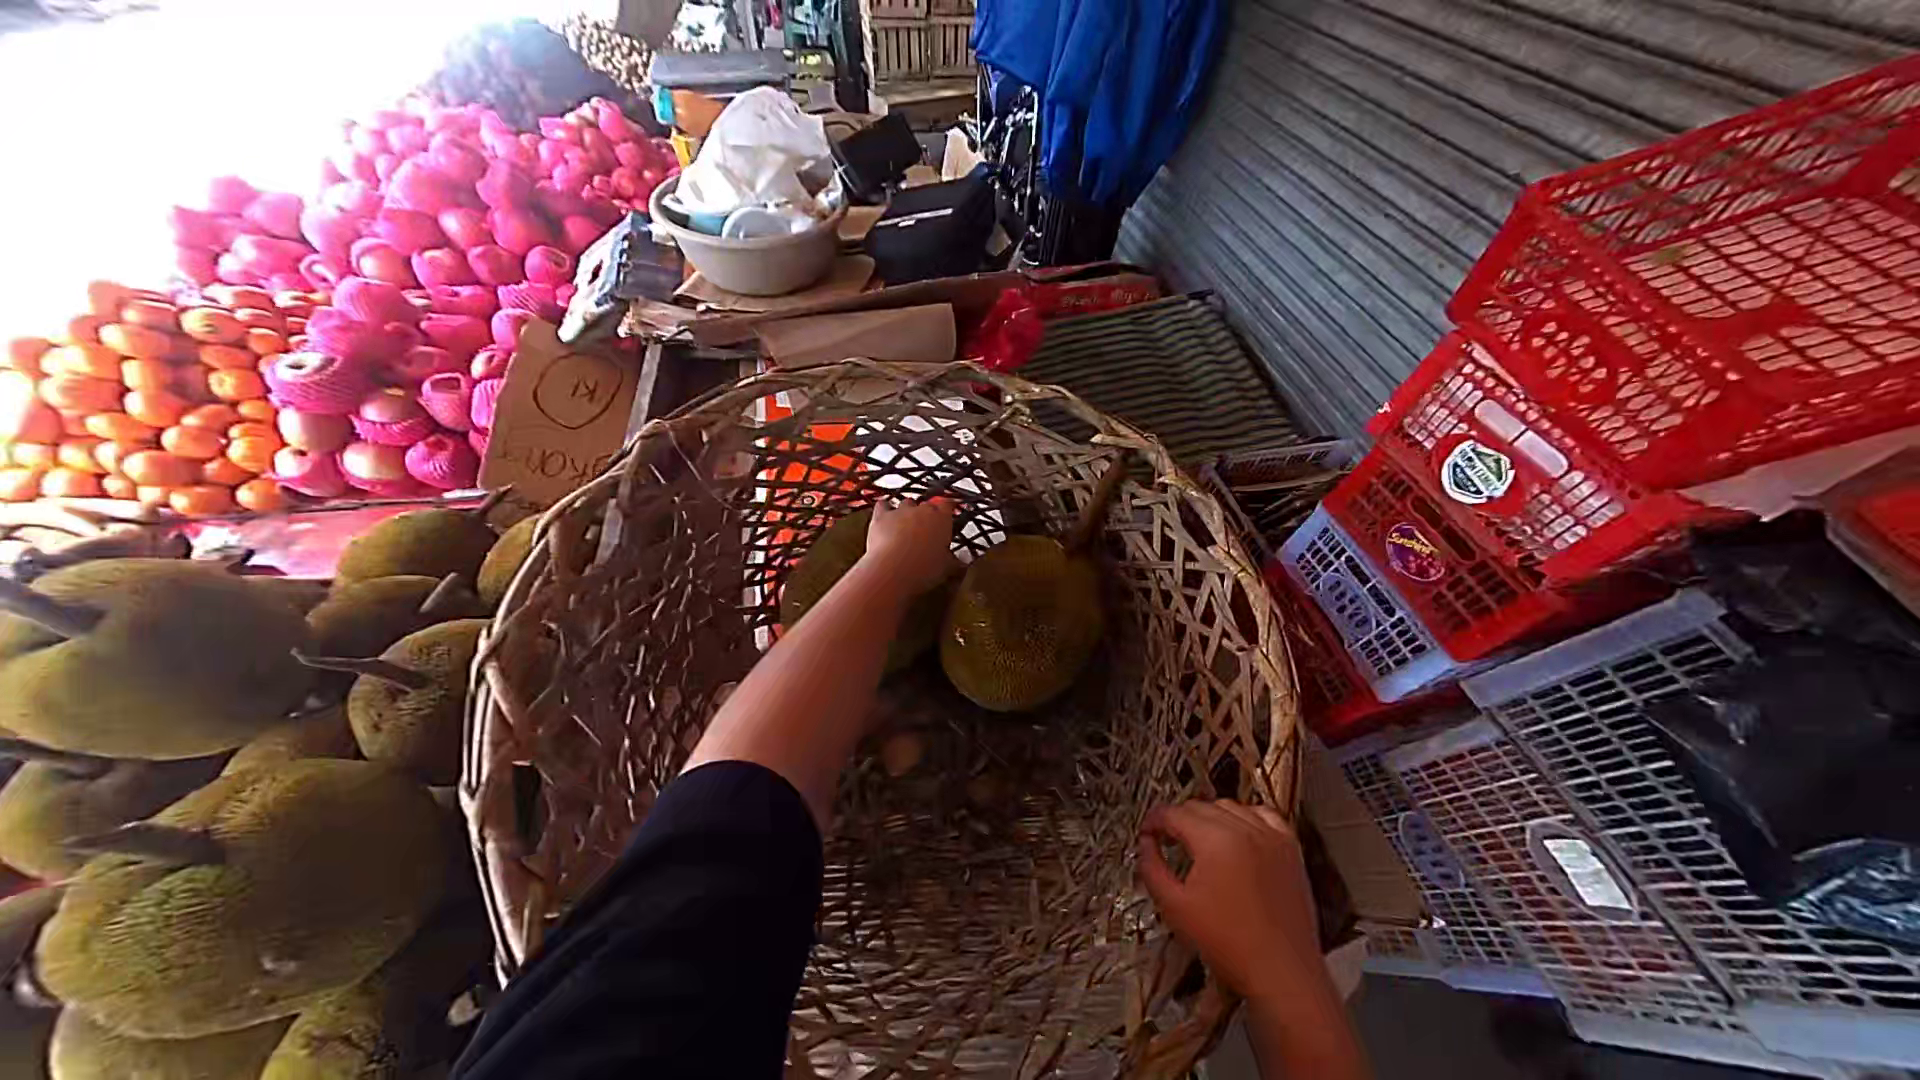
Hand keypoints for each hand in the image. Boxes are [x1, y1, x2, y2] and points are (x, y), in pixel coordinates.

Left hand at [862, 498, 954, 595]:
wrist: (895, 569)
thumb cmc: (923, 567)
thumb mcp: (946, 568)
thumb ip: (954, 562)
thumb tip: (960, 565)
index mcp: (942, 518)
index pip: (948, 505)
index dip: (947, 509)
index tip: (947, 514)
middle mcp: (922, 510)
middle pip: (926, 504)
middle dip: (927, 515)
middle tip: (927, 530)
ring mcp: (901, 511)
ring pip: (906, 503)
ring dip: (907, 512)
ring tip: (906, 526)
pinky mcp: (882, 516)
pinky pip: (883, 505)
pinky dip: (885, 509)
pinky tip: (885, 518)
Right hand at [1137, 800, 1324, 1003]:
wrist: (1282, 975)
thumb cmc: (1229, 944)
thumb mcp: (1174, 907)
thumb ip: (1152, 867)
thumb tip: (1146, 845)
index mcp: (1214, 839)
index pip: (1173, 813)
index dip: (1153, 821)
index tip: (1147, 833)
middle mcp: (1244, 829)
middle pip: (1199, 806)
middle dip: (1178, 819)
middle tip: (1167, 840)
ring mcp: (1271, 838)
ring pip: (1229, 806)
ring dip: (1209, 817)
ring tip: (1200, 840)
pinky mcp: (1290, 851)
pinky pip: (1263, 816)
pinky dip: (1247, 818)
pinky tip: (1239, 835)